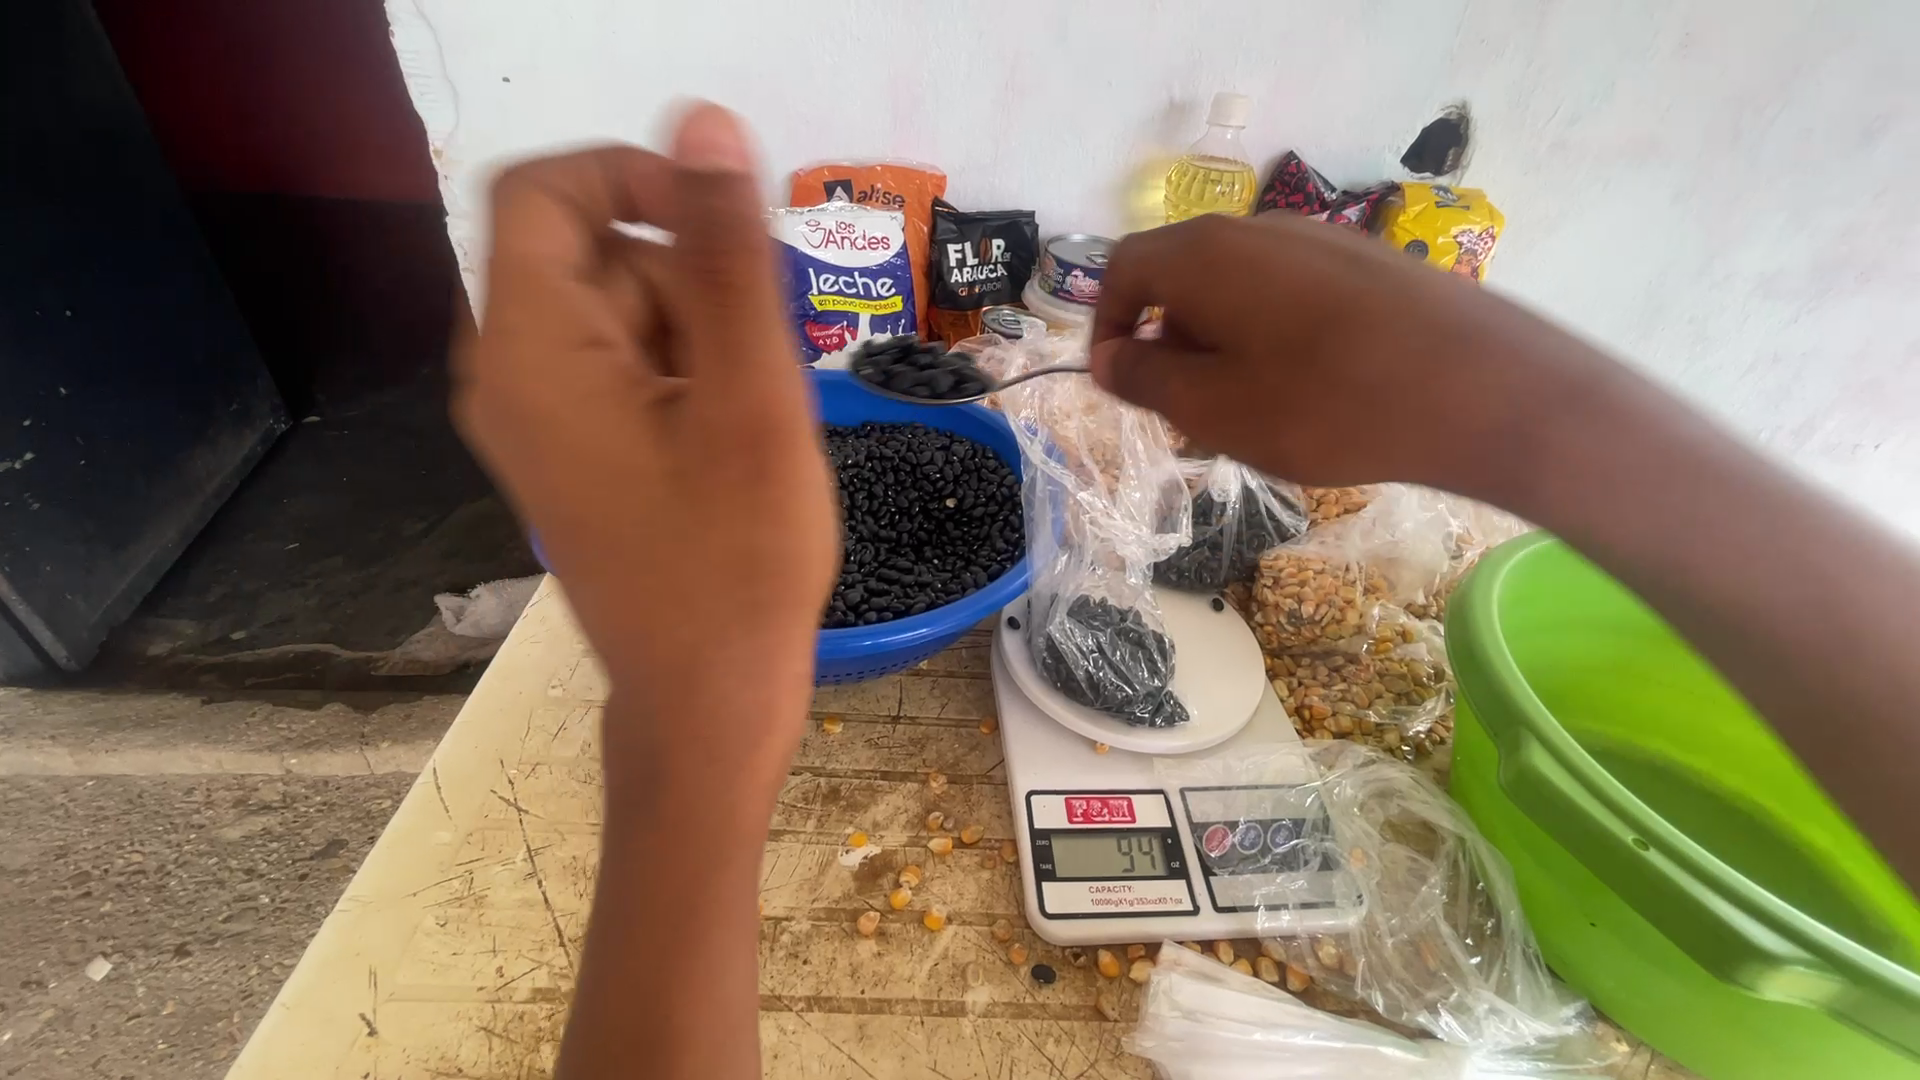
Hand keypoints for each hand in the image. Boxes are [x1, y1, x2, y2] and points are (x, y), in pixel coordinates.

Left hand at [453, 105, 837, 779]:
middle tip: (762, 372)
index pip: (546, 191)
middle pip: (597, 261)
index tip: (732, 238)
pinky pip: (626, 379)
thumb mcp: (751, 396)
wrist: (710, 699)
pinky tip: (732, 448)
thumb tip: (705, 122)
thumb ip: (728, 256)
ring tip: (753, 424)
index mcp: (532, 350)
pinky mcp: (576, 464)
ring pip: (622, 324)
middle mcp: (511, 379)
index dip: (640, 181)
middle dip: (692, 288)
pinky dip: (687, 386)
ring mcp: (541, 428)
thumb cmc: (739, 557)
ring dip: (701, 343)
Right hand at [1088, 212, 1616, 500]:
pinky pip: (1284, 295)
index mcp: (1204, 257)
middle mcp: (1257, 230)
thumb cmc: (1323, 404)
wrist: (1484, 390)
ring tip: (1244, 413)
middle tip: (1184, 414)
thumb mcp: (1210, 407)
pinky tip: (1301, 392)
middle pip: (1179, 280)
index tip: (1117, 381)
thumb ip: (1142, 378)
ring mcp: (1317, 240)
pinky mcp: (1364, 264)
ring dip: (1215, 348)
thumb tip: (1104, 357)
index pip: (1123, 271)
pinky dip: (1265, 339)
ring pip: (1234, 292)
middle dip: (1165, 346)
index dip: (1105, 326)